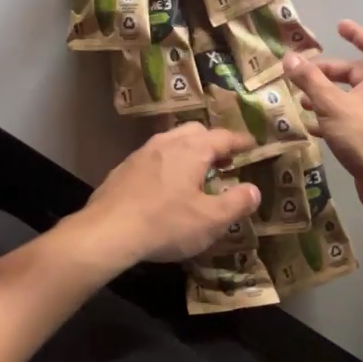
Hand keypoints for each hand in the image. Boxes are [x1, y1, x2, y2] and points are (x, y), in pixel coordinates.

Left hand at [69, 124, 260, 267]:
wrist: (108, 230)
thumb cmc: (166, 223)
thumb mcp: (210, 220)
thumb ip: (236, 203)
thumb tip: (254, 190)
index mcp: (192, 150)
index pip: (223, 137)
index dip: (240, 141)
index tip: (251, 144)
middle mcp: (167, 142)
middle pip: (195, 131)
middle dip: (213, 142)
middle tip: (225, 161)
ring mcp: (142, 152)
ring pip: (171, 141)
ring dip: (188, 151)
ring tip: (196, 172)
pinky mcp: (124, 167)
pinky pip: (153, 156)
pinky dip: (167, 163)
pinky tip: (165, 184)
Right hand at [283, 20, 362, 208]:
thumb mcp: (332, 104)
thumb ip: (310, 80)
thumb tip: (289, 57)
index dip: (356, 33)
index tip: (339, 26)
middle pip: (356, 73)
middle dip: (329, 72)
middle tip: (304, 75)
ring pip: (351, 98)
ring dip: (327, 96)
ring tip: (302, 102)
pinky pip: (351, 119)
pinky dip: (331, 118)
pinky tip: (312, 128)